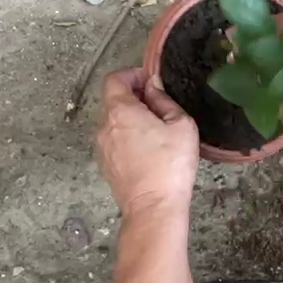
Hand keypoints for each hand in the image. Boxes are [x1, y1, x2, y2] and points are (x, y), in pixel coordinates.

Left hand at [96, 68, 198, 219]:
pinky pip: (113, 141)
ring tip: (156, 129)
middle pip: (112, 99)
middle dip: (133, 96)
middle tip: (158, 105)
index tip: (151, 82)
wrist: (153, 207)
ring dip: (130, 118)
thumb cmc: (169, 166)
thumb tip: (154, 87)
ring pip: (112, 121)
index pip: (115, 78)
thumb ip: (164, 100)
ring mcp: (102, 147)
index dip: (133, 75)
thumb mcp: (180, 124)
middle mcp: (104, 126)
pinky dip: (127, 136)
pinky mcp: (106, 165)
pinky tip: (148, 148)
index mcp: (119, 110)